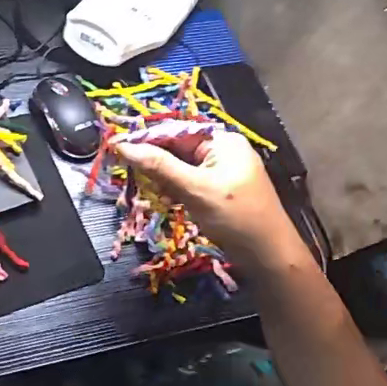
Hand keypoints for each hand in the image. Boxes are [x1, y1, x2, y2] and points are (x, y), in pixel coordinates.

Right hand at [114, 131, 303, 262]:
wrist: (269, 255)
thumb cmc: (235, 217)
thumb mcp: (194, 188)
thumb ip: (158, 165)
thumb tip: (123, 146)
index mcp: (222, 140)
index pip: (175, 130)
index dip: (146, 139)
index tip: (117, 149)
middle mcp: (223, 150)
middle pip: (177, 148)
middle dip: (155, 163)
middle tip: (135, 178)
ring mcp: (222, 171)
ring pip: (180, 167)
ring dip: (163, 180)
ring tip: (154, 195)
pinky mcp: (220, 191)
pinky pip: (190, 182)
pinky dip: (176, 190)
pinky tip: (168, 202)